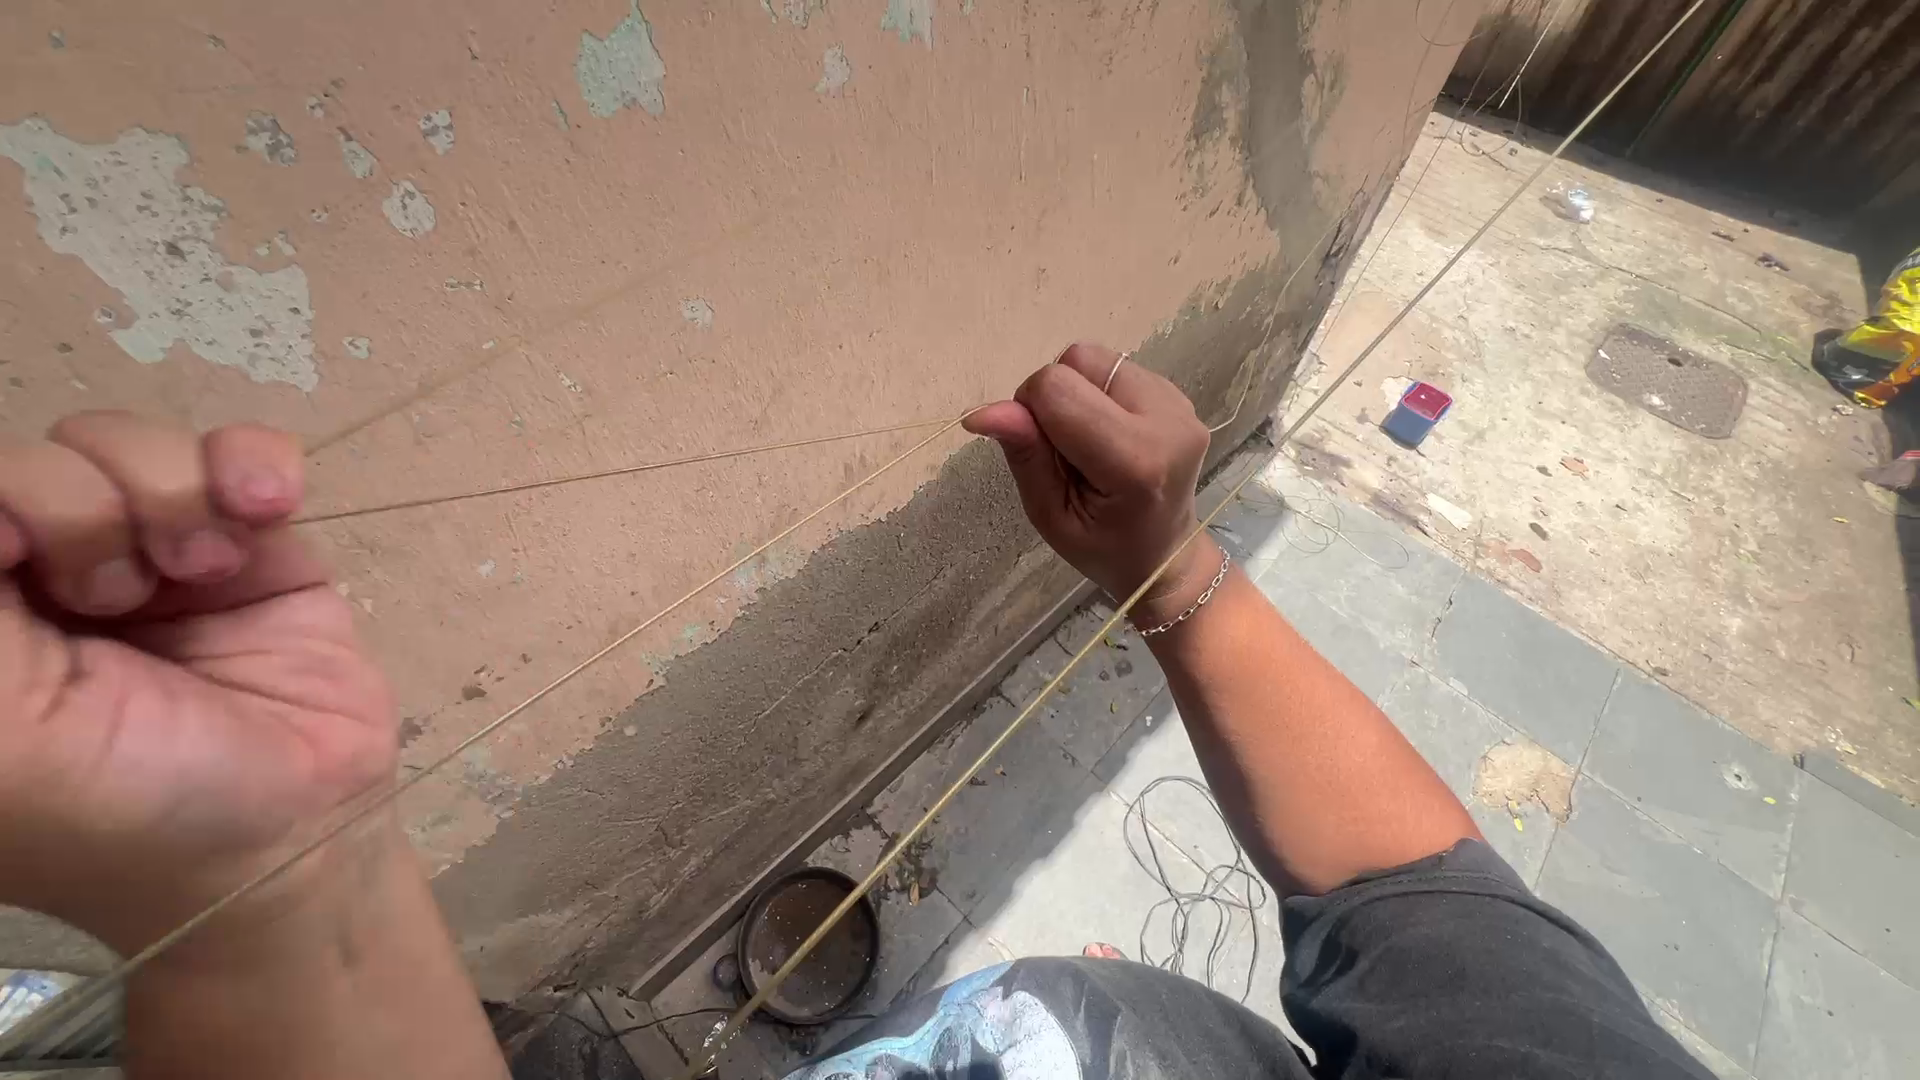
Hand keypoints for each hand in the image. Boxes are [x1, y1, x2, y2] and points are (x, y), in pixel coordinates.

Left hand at [0, 413, 394, 954]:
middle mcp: (48, 571)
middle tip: (119, 598)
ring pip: (137, 444)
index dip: (2, 508)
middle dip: (87, 510)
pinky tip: (270, 507)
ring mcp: (163, 552)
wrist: (291, 822)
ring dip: (176, 495)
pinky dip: (257, 463)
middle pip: (40, 459)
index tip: (28, 566)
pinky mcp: (263, 546)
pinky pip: (248, 452)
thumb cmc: (116, 804)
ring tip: (208, 569)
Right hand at [964, 343, 1217, 620]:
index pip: (1058, 389)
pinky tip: (1108, 432)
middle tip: (1062, 448)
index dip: (1028, 409)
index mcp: (1136, 460)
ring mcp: (1177, 401)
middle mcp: (1166, 419)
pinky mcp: (1177, 393)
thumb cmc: (1103, 548)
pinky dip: (1097, 392)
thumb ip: (1025, 456)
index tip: (1036, 448)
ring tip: (1087, 441)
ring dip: (1076, 392)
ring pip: (1095, 358)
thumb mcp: (1050, 516)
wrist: (1164, 554)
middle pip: (1077, 361)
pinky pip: (1115, 366)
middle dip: (1053, 397)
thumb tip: (984, 411)